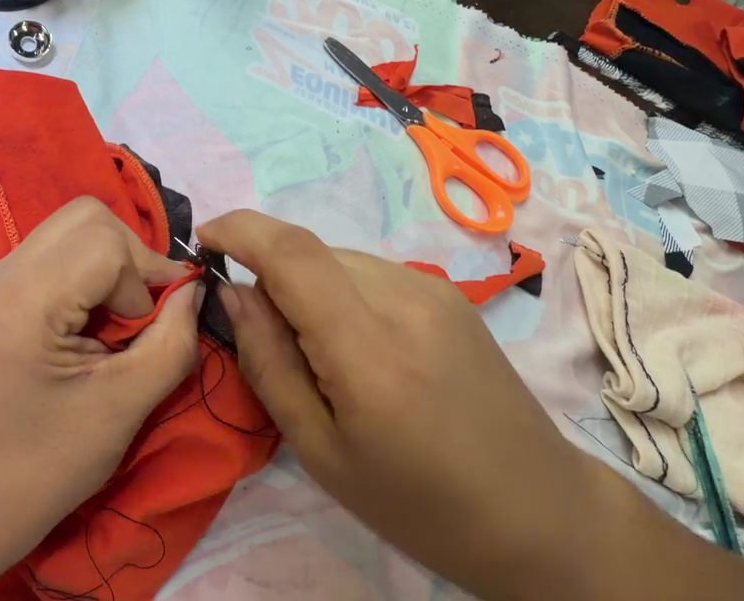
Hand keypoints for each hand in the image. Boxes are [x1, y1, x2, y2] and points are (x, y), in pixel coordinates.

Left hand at [0, 196, 201, 571]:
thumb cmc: (50, 462)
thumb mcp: (125, 407)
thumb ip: (172, 341)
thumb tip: (195, 288)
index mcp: (23, 301)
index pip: (104, 241)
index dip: (143, 277)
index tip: (148, 329)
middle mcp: (1, 273)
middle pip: (86, 216)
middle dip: (130, 257)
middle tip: (141, 315)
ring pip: (72, 225)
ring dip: (111, 261)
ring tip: (119, 318)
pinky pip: (55, 248)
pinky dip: (88, 270)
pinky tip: (92, 318)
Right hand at [197, 211, 622, 599]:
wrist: (539, 514)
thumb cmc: (418, 503)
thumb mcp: (319, 451)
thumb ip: (268, 361)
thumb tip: (233, 291)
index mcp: (369, 349)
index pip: (290, 252)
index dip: (238, 230)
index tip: (203, 240)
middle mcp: (404, 299)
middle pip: (309, 251)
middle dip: (267, 274)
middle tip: (265, 337)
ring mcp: (433, 290)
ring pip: (337, 258)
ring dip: (305, 285)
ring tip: (320, 354)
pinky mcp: (449, 293)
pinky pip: (369, 271)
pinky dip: (340, 291)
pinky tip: (360, 347)